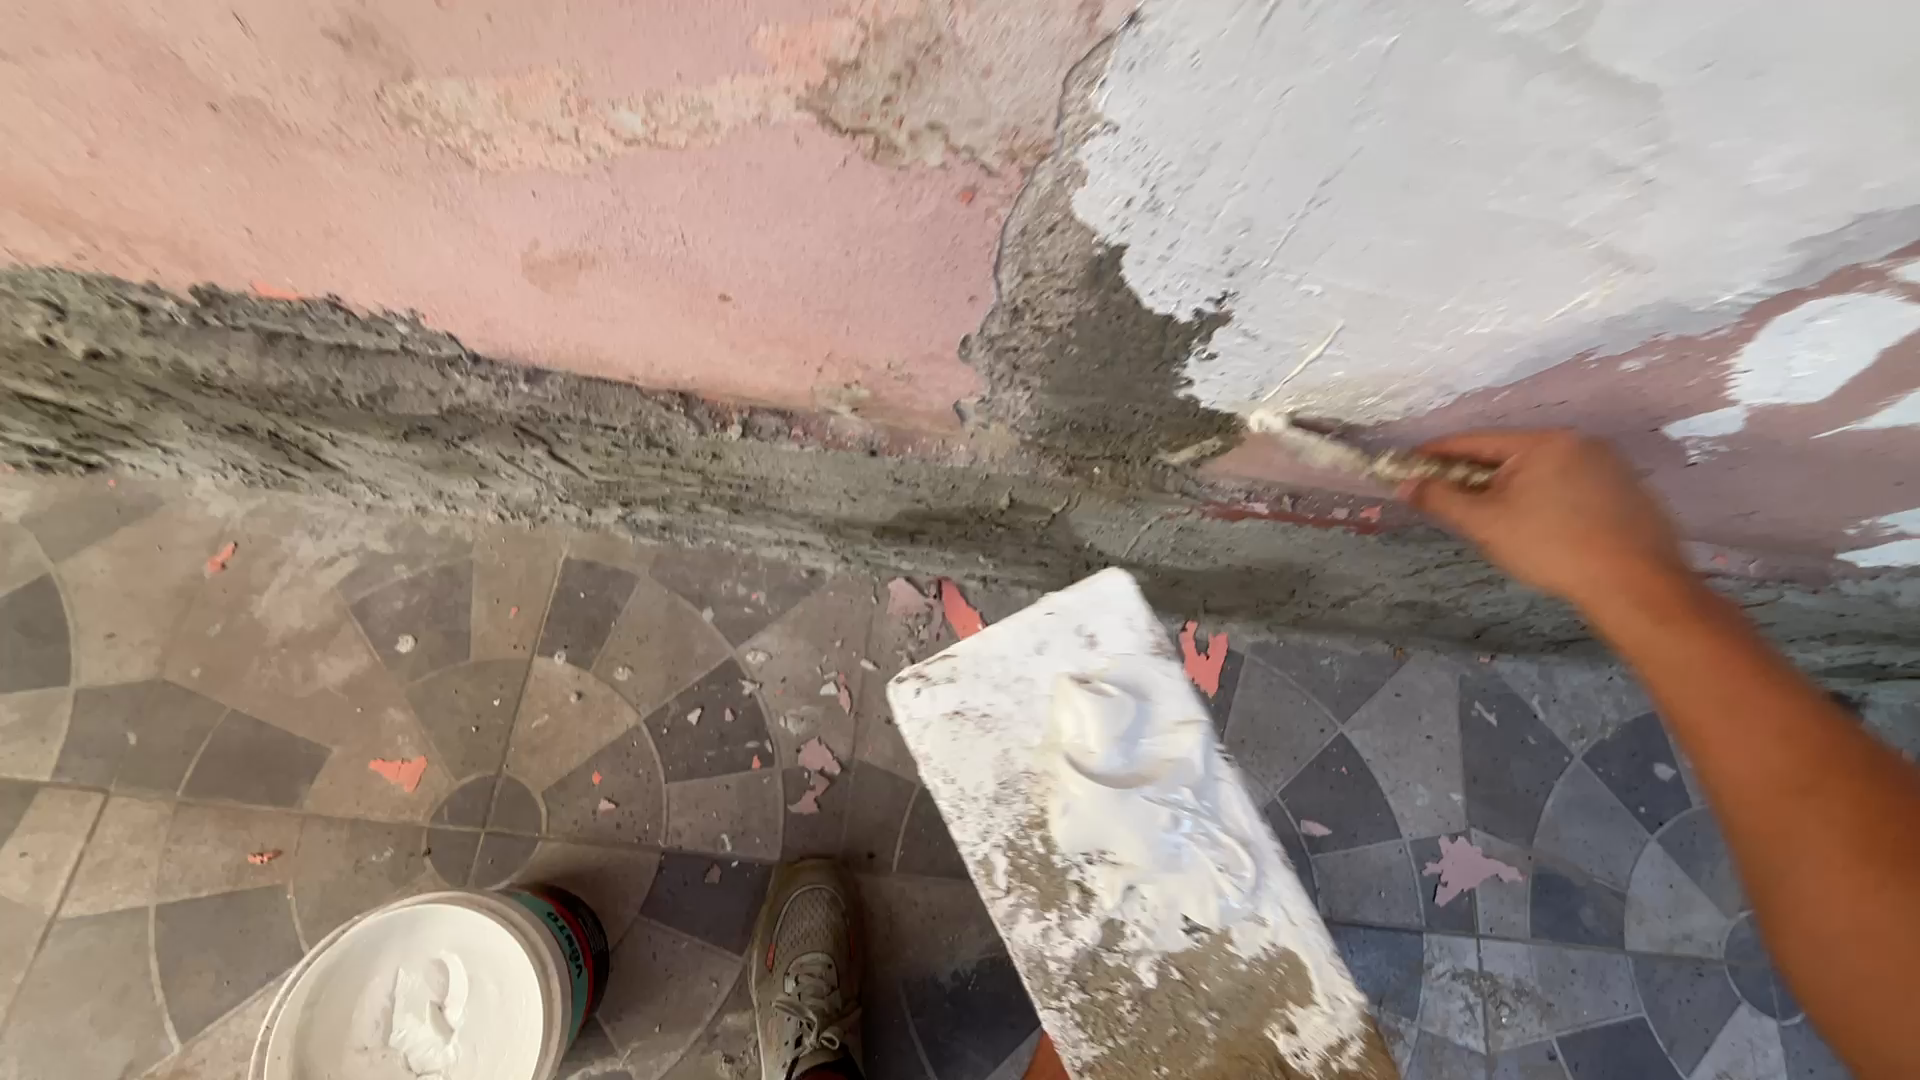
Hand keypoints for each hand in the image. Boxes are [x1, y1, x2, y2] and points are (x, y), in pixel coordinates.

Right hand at [1398, 429, 1690, 606]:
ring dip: (1503, 487)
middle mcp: (1578, 443)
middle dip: (1469, 474)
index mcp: (1542, 443)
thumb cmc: (1550, 546)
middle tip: (1443, 498)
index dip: (1433, 454)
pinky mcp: (1624, 490)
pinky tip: (1531, 524)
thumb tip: (1406, 484)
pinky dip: (1537, 497)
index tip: (1406, 466)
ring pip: (1536, 470)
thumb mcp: (1483, 523)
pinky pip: (1564, 484)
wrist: (1634, 583)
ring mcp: (1607, 465)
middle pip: (1505, 454)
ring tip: (1485, 515)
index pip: (1473, 441)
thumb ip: (1439, 498)